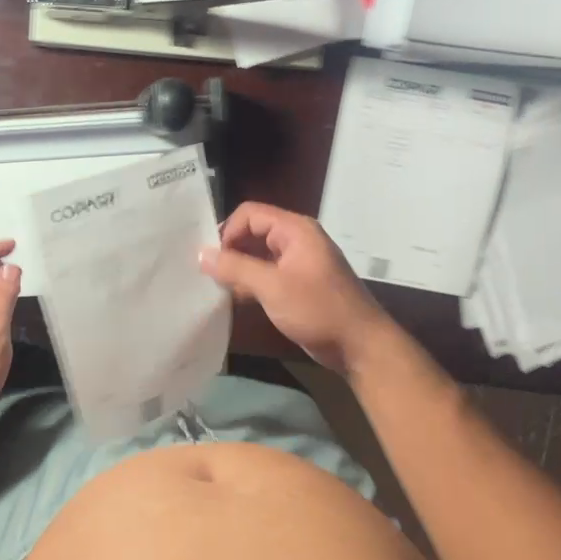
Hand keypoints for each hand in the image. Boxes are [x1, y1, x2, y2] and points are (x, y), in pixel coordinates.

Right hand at [199, 202, 406, 374]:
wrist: (359, 345)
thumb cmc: (317, 309)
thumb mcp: (272, 287)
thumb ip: (235, 268)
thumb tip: (201, 254)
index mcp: (295, 231)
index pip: (250, 214)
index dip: (228, 231)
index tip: (212, 258)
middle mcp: (296, 241)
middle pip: (252, 232)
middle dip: (229, 250)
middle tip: (207, 273)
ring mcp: (297, 264)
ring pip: (257, 256)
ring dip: (237, 269)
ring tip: (215, 287)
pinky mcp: (296, 286)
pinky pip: (266, 275)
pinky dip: (249, 283)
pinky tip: (233, 299)